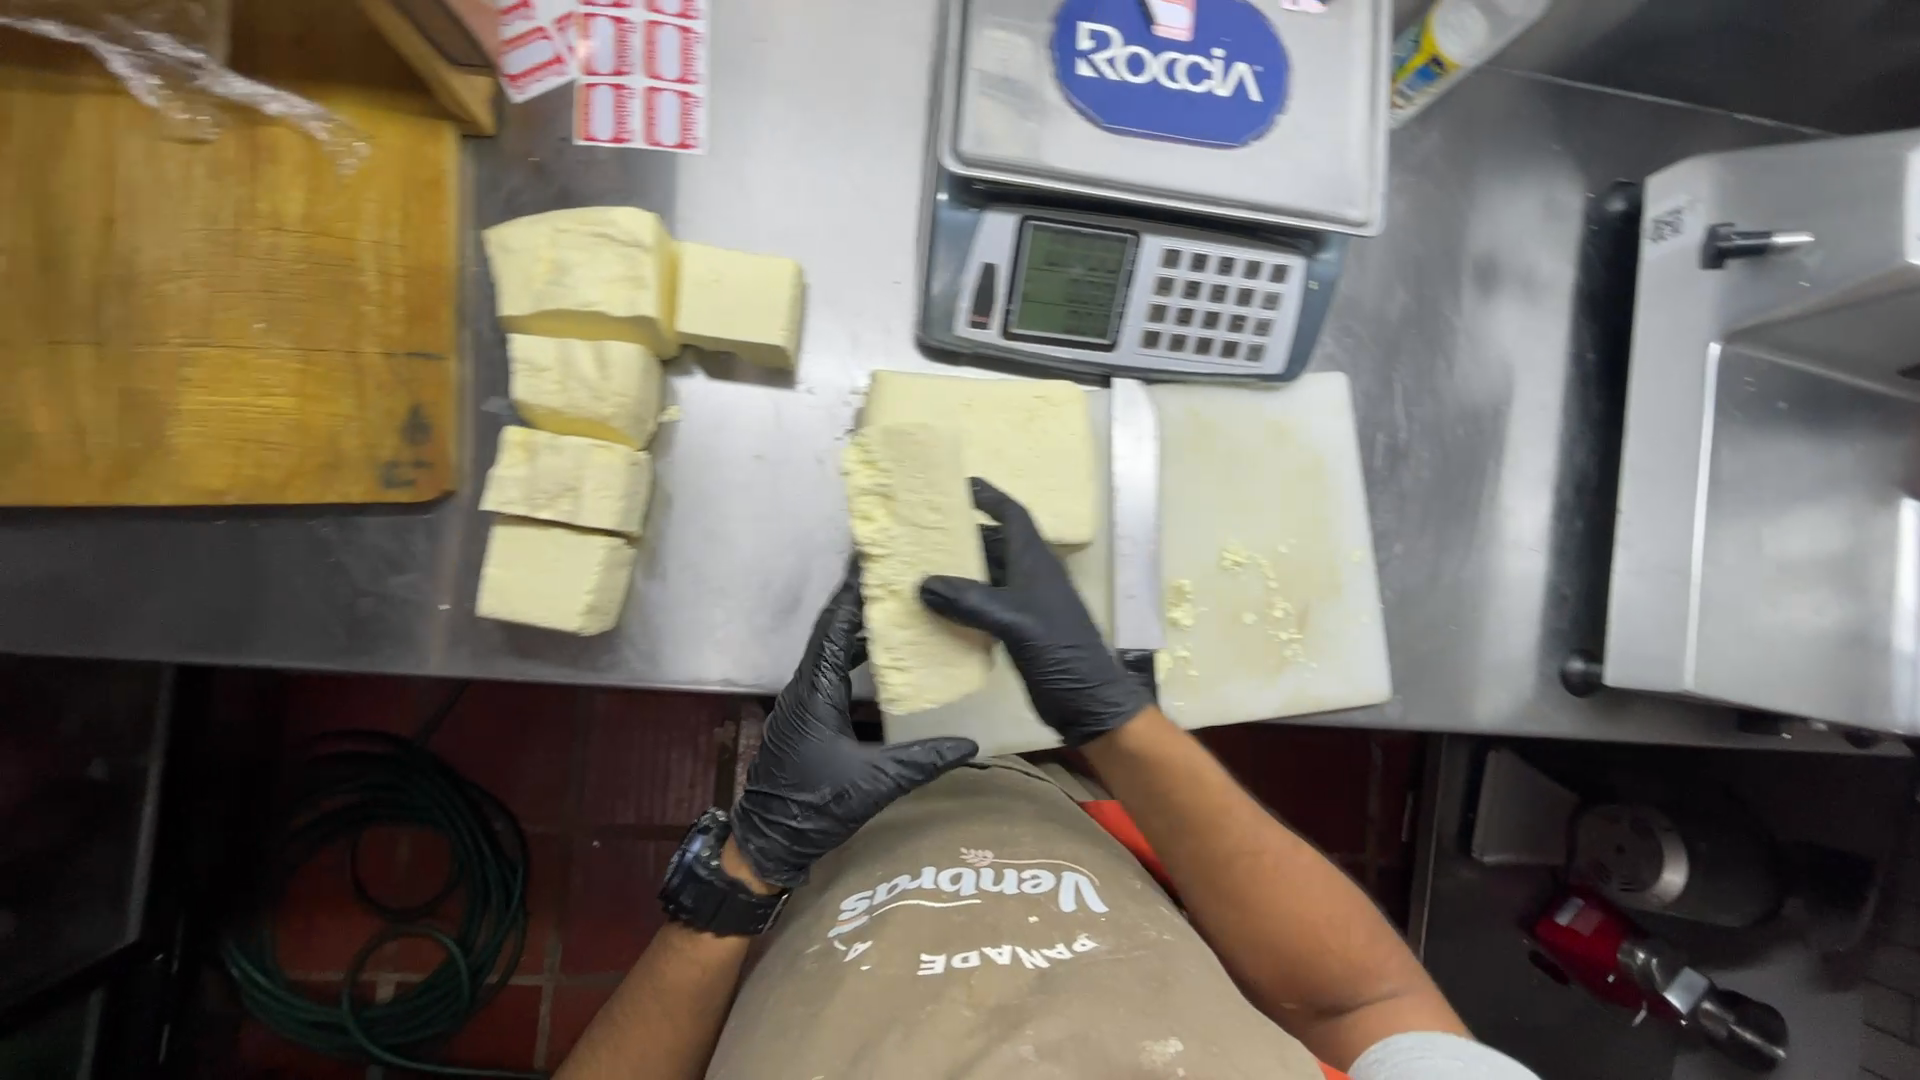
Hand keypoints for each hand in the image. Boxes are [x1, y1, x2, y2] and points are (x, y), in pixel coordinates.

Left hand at [729, 562, 978, 888]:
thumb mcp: (874, 784)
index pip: (834, 628)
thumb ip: (922, 760)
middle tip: (889, 575)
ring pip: (827, 649)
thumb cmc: (814, 808)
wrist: (768, 842)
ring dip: (853, 625)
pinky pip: (829, 669)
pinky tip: (876, 654)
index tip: (872, 562)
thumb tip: (971, 744)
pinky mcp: (806, 715)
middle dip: (856, 600)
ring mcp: (802, 700)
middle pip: (829, 630)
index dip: (852, 593)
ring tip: (889, 605)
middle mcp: (805, 687)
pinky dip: (850, 652)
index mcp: (816, 692)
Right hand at [920, 479, 1151, 745]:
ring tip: (923, 566)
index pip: (1013, 516)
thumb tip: (924, 584)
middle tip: (926, 530)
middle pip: (995, 544)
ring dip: (961, 570)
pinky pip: (984, 606)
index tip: (961, 485)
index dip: (990, 497)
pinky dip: (963, 602)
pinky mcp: (1018, 631)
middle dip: (965, 534)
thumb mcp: (1016, 623)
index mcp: (1036, 563)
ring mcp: (1025, 605)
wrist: (1087, 701)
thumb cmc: (1060, 652)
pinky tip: (938, 609)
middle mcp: (1030, 577)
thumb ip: (972, 602)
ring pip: (988, 576)